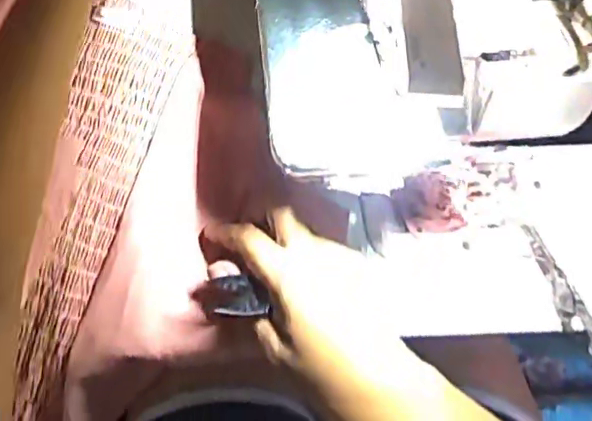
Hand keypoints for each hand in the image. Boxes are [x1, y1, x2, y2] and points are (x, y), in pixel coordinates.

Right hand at [204, 208, 410, 388]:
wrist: (381, 380)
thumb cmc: (323, 369)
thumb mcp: (275, 347)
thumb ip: (246, 308)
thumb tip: (223, 283)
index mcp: (288, 270)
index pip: (248, 237)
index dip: (224, 233)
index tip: (210, 235)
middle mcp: (313, 250)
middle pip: (279, 213)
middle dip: (258, 219)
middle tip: (245, 242)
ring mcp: (337, 252)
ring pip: (302, 229)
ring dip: (282, 237)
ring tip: (274, 267)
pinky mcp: (354, 261)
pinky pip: (321, 246)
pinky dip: (305, 253)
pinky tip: (305, 281)